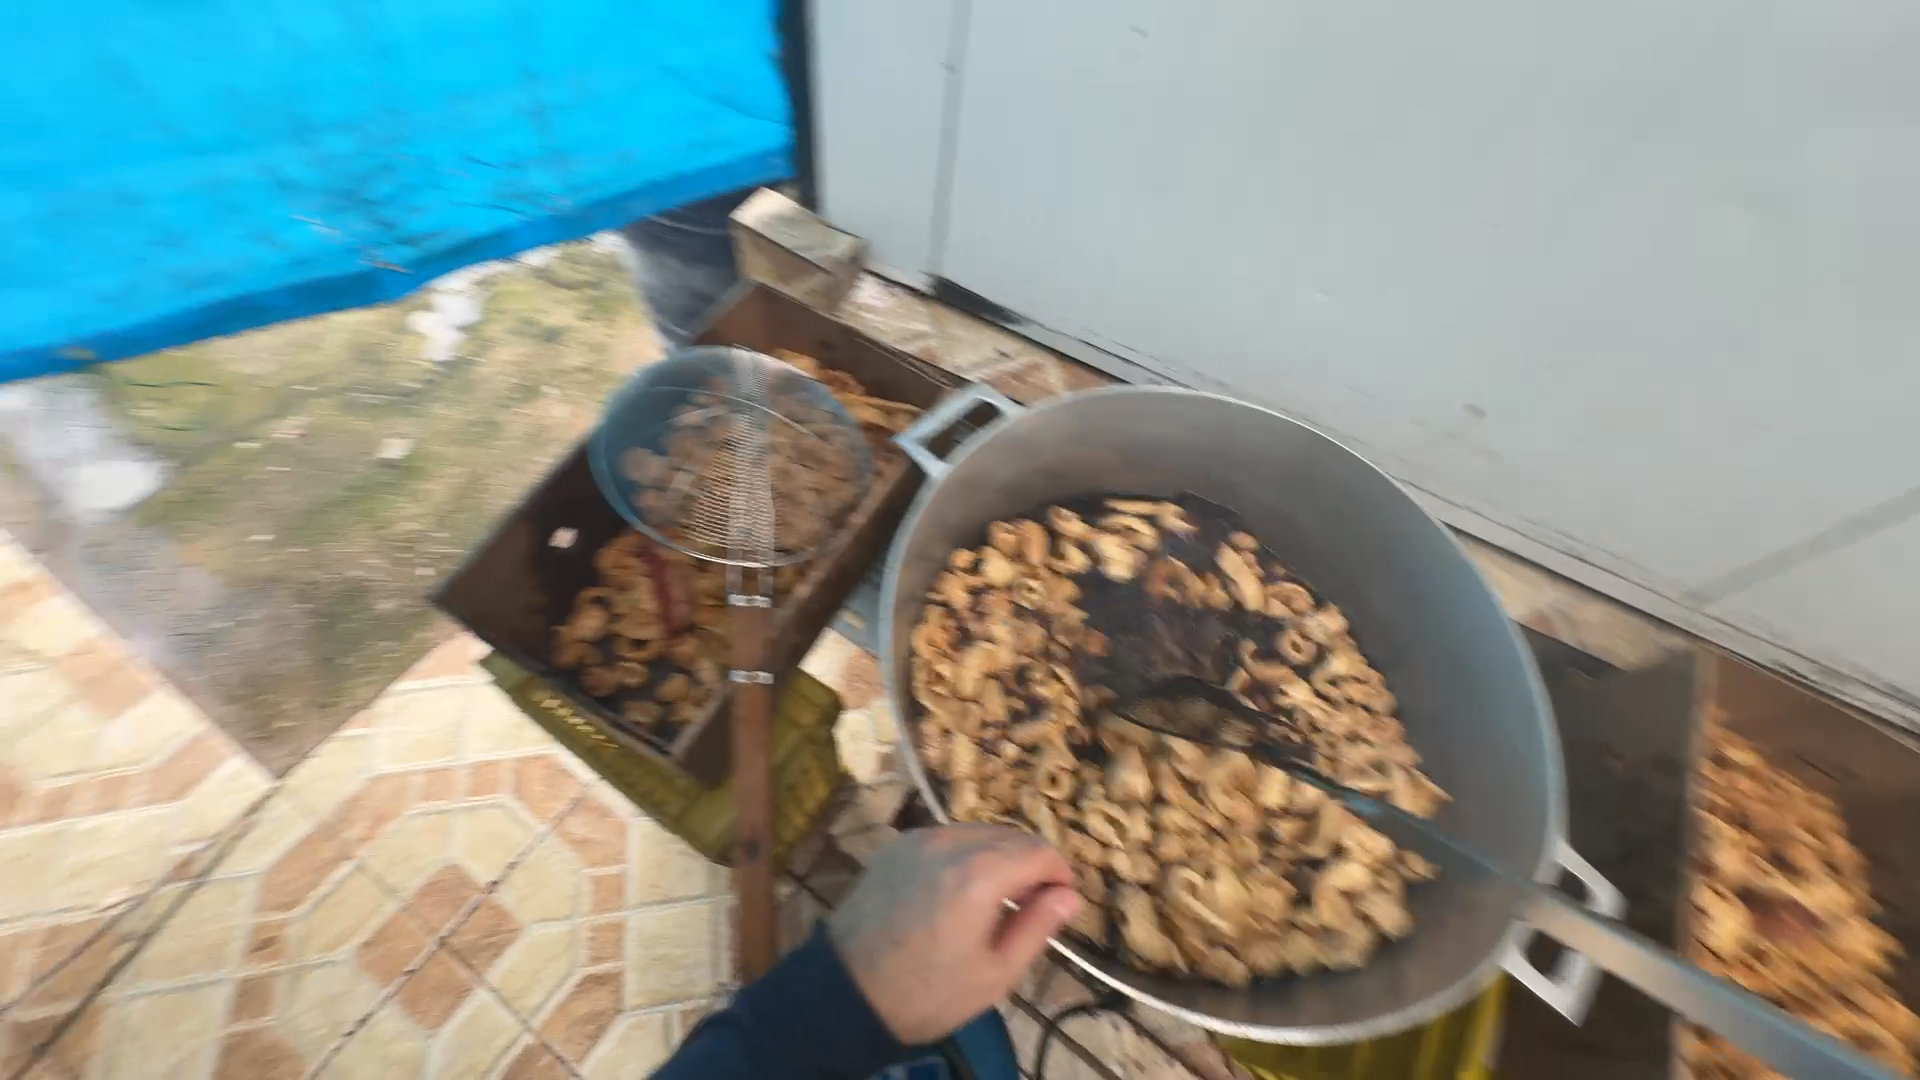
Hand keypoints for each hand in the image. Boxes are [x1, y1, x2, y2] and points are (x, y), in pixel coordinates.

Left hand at [827, 824, 1080, 1043]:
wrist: (845, 991)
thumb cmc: (927, 993)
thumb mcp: (994, 974)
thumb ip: (1036, 927)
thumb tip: (1069, 896)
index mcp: (979, 874)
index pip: (1038, 849)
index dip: (1059, 871)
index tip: (1062, 899)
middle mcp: (950, 841)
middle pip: (1011, 835)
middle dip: (1031, 863)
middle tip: (1032, 904)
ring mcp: (921, 836)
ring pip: (980, 832)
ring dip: (1000, 856)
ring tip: (996, 899)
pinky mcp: (900, 842)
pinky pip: (949, 836)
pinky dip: (967, 853)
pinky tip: (960, 889)